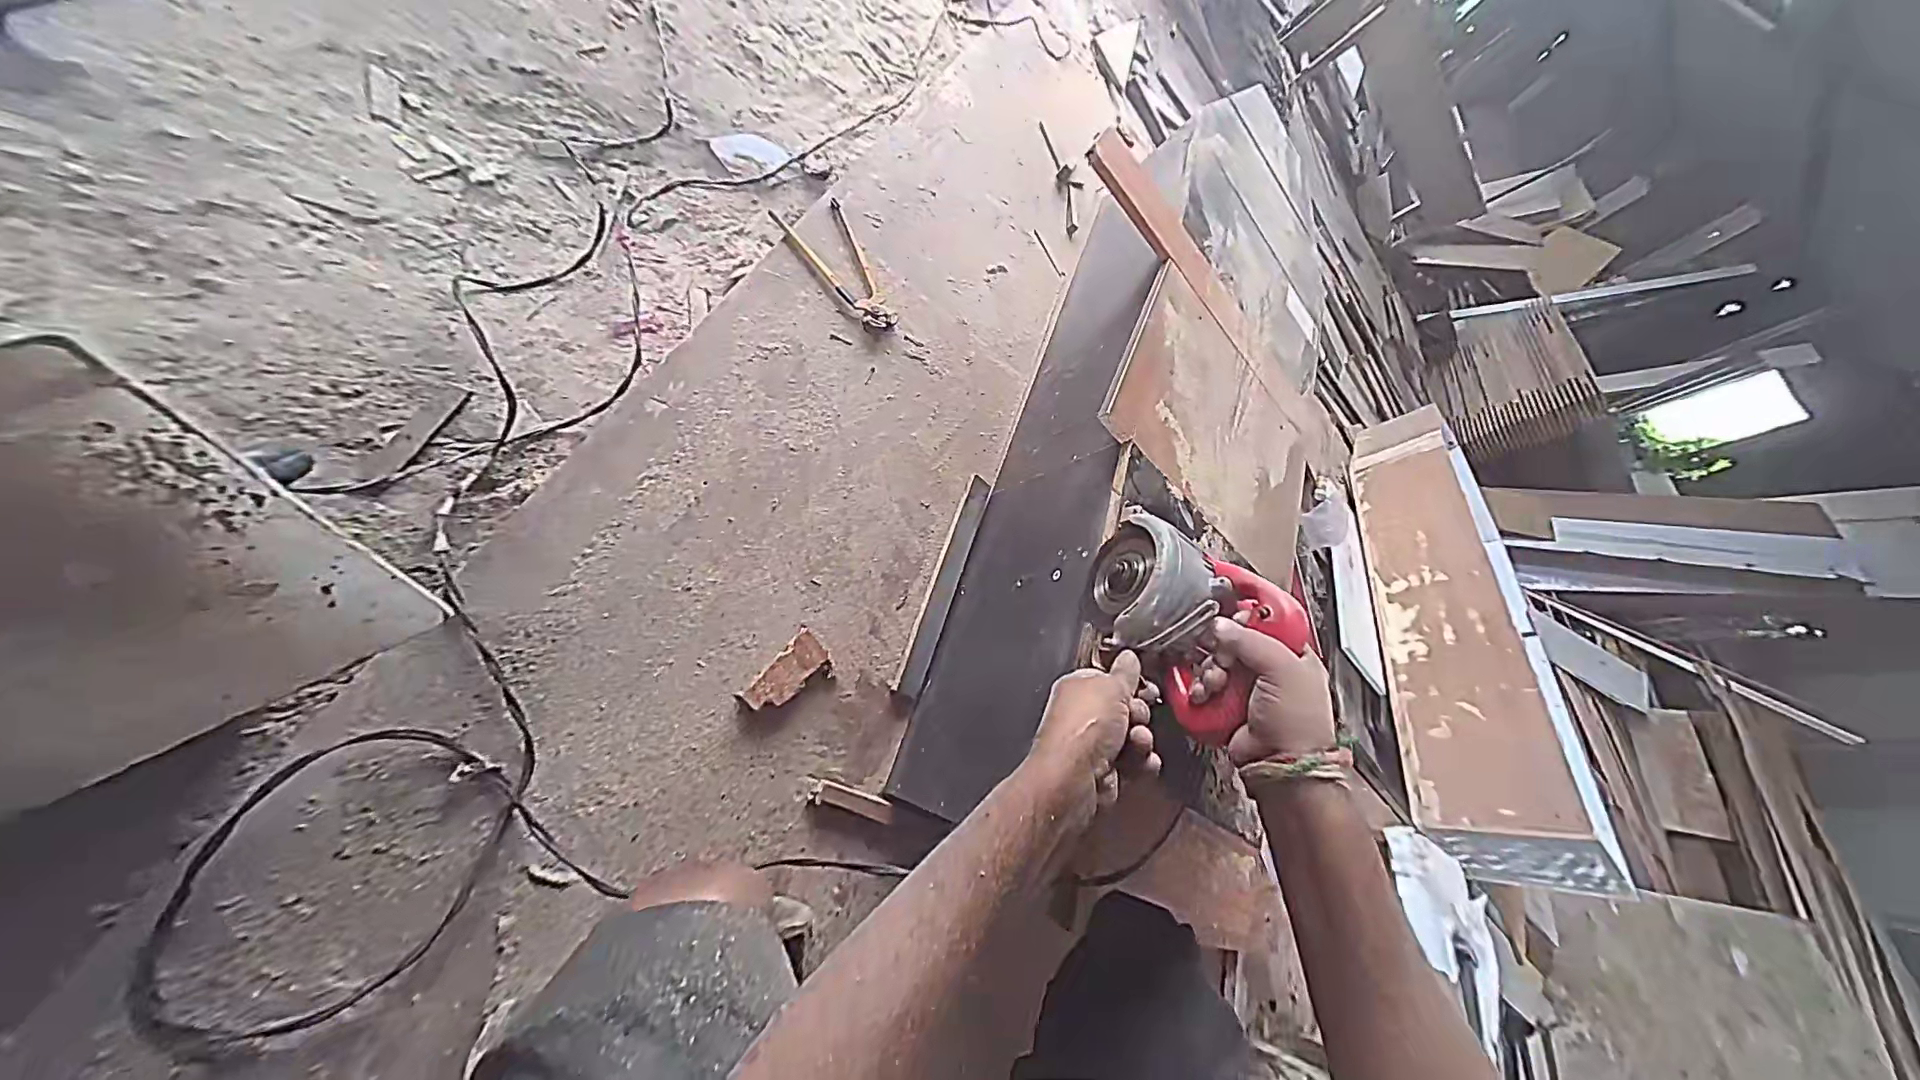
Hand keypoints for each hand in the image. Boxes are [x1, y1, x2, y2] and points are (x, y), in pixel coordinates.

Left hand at [1027, 650, 1161, 825]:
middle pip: (1126, 709)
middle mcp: (1084, 715)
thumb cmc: (1085, 727)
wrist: (1074, 779)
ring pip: (1134, 737)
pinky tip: (1141, 763)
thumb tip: (1129, 657)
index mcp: (1079, 688)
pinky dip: (1142, 763)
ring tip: (1136, 743)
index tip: (1146, 687)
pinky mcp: (1106, 772)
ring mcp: (1094, 745)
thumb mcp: (1111, 688)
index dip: (1131, 683)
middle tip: (1135, 716)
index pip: (1111, 680)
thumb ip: (1125, 672)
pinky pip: (1135, 763)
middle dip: (1138, 713)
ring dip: (1142, 740)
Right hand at [1189, 614, 1335, 765]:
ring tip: (1215, 686)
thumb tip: (1219, 625)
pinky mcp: (1226, 703)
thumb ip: (1250, 640)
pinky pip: (1203, 685)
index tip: (1227, 620)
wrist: (1280, 765)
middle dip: (1219, 651)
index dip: (1242, 619)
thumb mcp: (1282, 669)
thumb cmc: (1297, 723)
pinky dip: (1200, 689)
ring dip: (1208, 673)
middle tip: (1222, 663)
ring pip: (1213, 663)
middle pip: (1230, 642)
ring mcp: (1245, 686)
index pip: (1262, 622)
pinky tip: (1205, 696)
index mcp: (1290, 653)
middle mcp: (1267, 668)